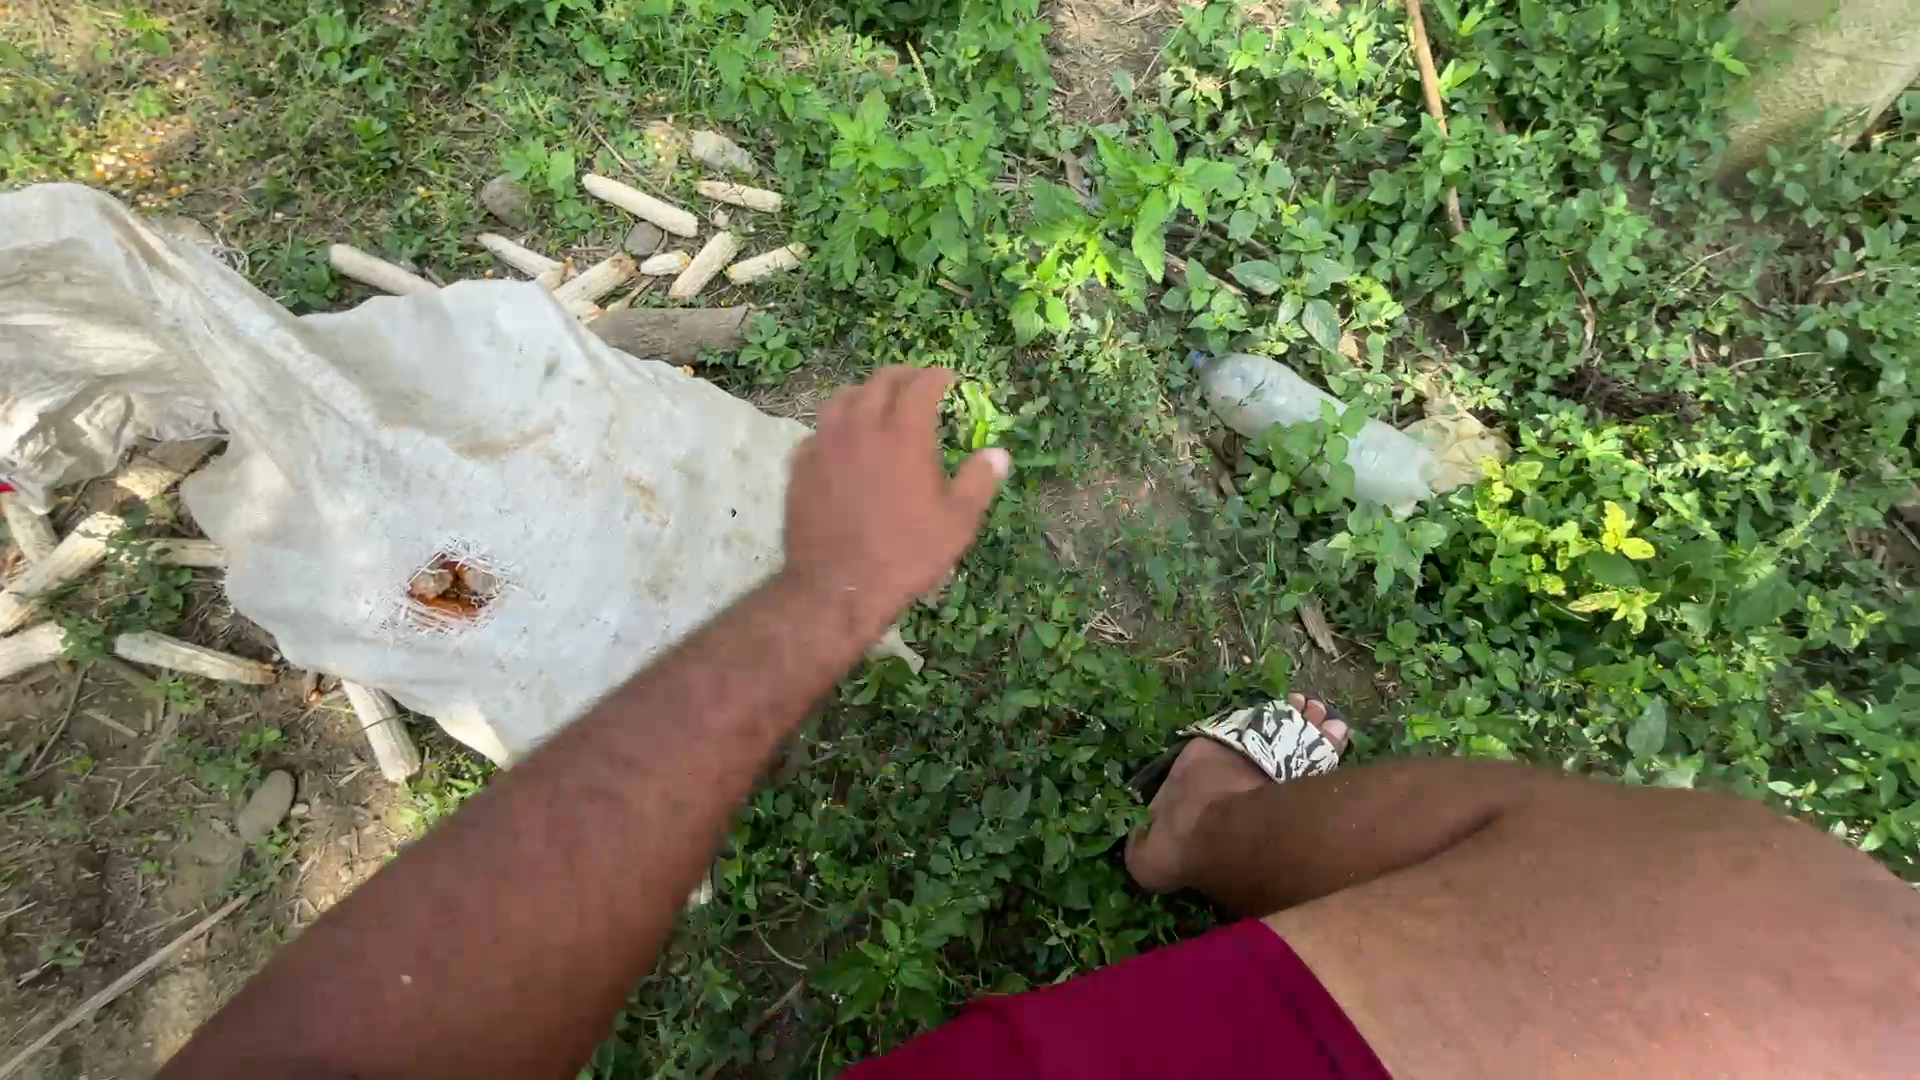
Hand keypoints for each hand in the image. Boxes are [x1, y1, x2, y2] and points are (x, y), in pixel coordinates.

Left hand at [781, 366, 1008, 637]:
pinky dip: (836, 427)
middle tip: (916, 383)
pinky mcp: (801, 465)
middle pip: (880, 382)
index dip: (937, 376)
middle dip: (902, 377)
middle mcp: (861, 426)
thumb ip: (979, 482)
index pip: (921, 385)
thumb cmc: (905, 554)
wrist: (837, 586)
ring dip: (864, 394)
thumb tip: (999, 454)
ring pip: (842, 399)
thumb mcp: (957, 524)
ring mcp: (825, 443)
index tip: (948, 377)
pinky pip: (818, 431)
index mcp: (904, 434)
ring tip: (876, 404)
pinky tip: (842, 442)